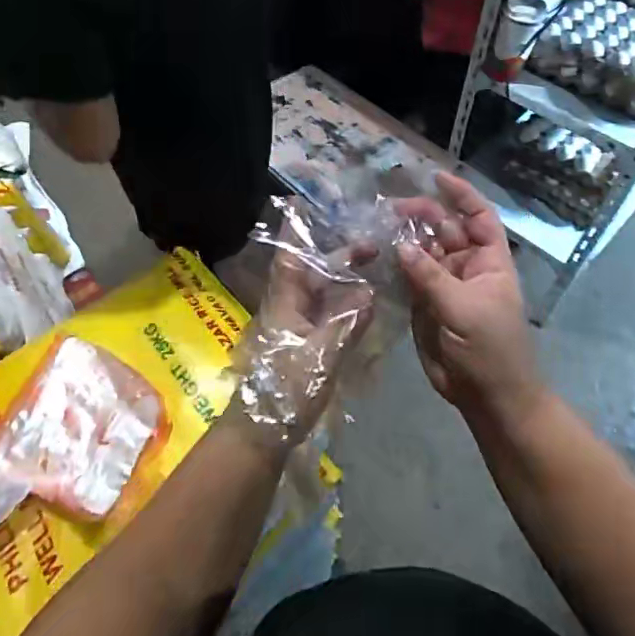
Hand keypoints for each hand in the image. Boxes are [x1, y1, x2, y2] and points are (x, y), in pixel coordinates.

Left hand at [234, 204, 374, 448]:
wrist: (260, 432)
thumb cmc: (286, 389)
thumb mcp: (322, 355)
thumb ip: (347, 322)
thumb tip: (369, 292)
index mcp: (285, 301)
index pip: (289, 255)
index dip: (297, 228)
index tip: (310, 203)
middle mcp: (287, 306)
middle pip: (311, 270)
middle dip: (338, 254)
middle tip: (372, 246)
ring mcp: (293, 326)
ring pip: (319, 291)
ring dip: (343, 278)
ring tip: (374, 269)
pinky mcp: (300, 345)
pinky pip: (324, 312)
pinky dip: (343, 303)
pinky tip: (364, 306)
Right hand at [395, 173, 545, 428]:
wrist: (488, 396)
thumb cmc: (491, 349)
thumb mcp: (464, 309)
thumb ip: (431, 277)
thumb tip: (401, 246)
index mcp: (490, 261)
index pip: (478, 217)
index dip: (461, 195)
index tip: (436, 177)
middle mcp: (467, 267)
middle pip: (444, 230)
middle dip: (421, 216)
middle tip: (390, 209)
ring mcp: (444, 285)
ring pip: (422, 252)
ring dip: (403, 239)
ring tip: (376, 227)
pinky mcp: (425, 305)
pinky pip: (408, 277)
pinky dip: (393, 266)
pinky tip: (374, 254)